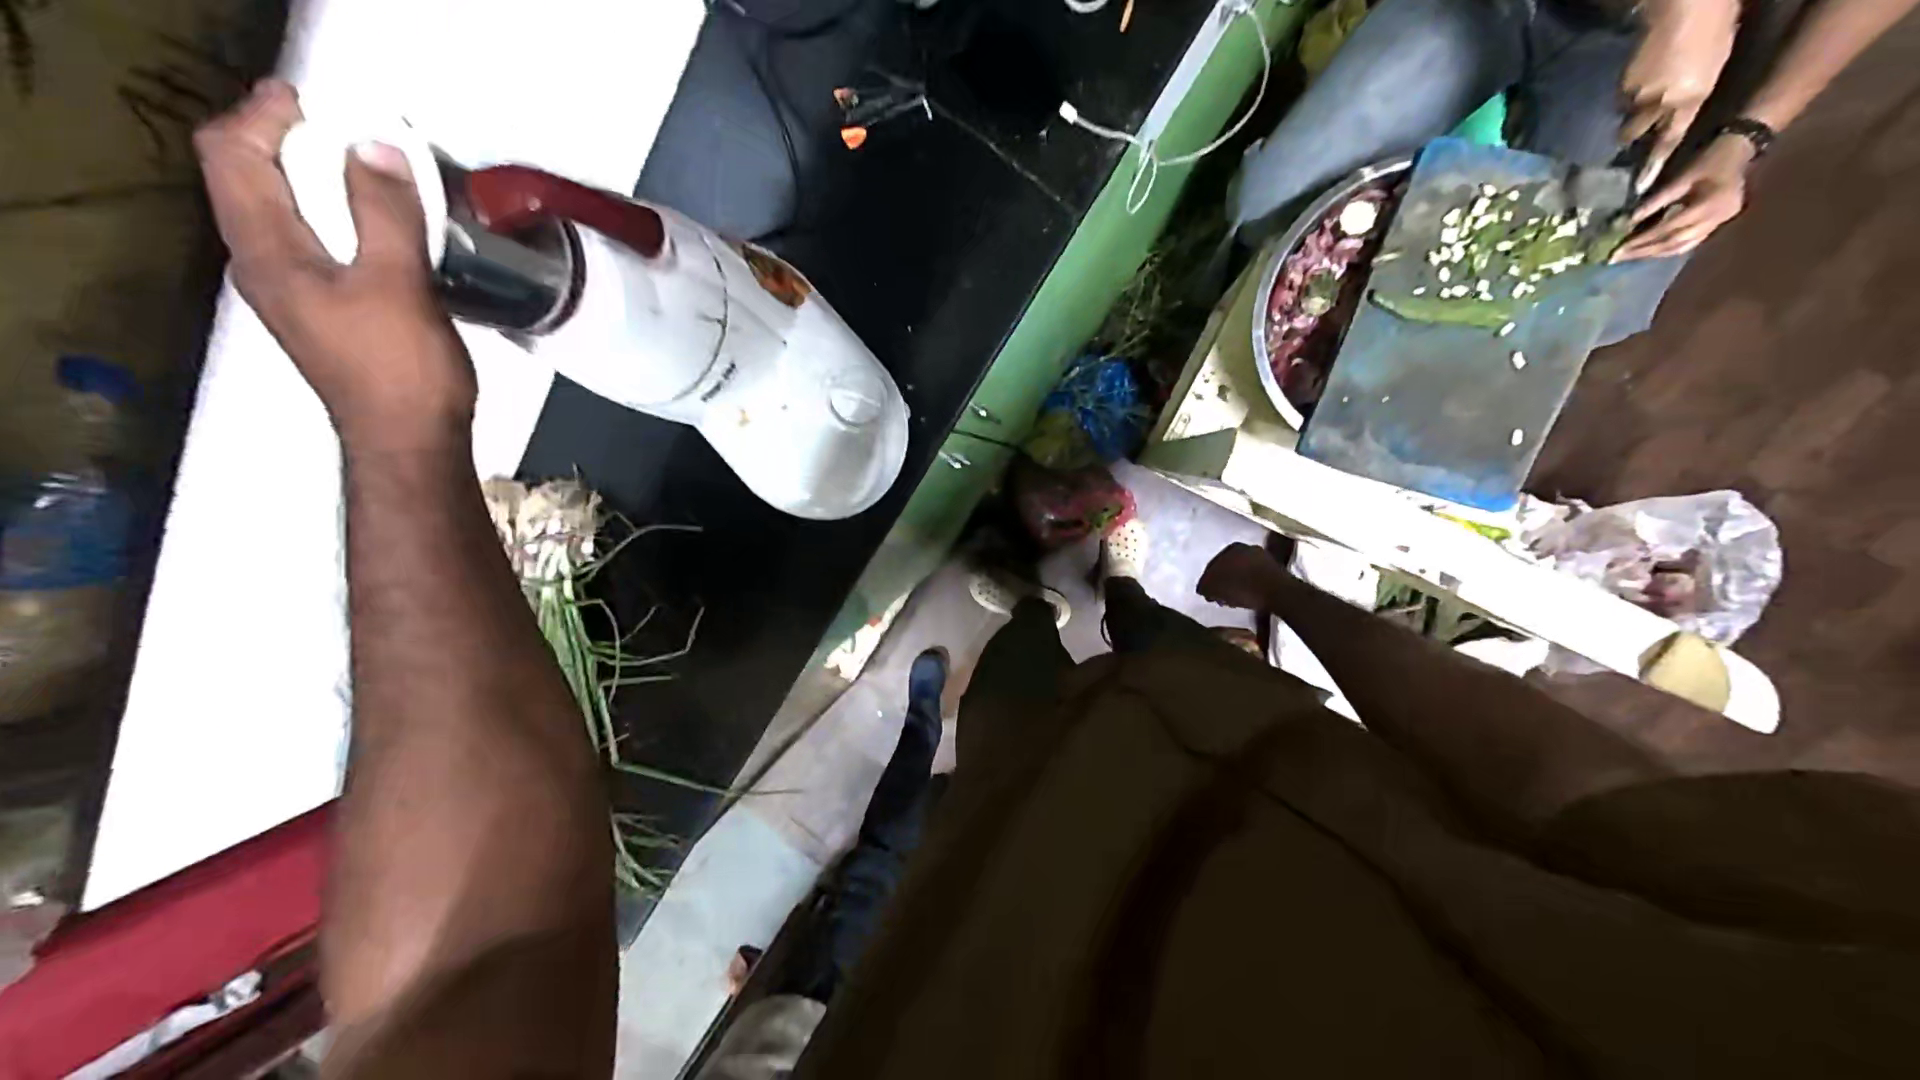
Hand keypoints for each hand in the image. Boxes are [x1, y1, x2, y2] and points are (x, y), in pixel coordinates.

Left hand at [195, 80, 475, 454]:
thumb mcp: (398, 286)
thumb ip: (385, 214)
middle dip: (278, 143)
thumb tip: (374, 148)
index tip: (306, 99)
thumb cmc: (401, 370)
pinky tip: (373, 231)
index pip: (235, 159)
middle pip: (247, 183)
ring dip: (306, 182)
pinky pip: (311, 248)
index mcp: (269, 254)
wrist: (410, 442)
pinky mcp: (327, 319)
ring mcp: (295, 298)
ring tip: (354, 169)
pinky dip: (332, 220)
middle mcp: (265, 270)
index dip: (261, 117)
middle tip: (328, 125)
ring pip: (279, 217)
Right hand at [1197, 543, 1288, 611]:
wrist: (1279, 593)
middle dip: (1222, 582)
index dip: (1208, 582)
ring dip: (1235, 584)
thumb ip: (1205, 586)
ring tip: (1232, 599)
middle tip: (1219, 598)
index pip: (1212, 566)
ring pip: (1241, 572)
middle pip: (1227, 568)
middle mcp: (1246, 548)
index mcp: (1230, 549)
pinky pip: (1254, 576)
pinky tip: (1246, 596)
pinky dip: (1248, 585)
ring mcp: (1261, 557)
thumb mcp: (1215, 589)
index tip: (1208, 594)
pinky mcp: (1273, 568)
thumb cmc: (1244, 589)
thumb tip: (1203, 588)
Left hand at [1613, 133, 1751, 260]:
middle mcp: (1718, 217)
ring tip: (1628, 257)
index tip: (1616, 249)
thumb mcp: (1681, 178)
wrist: (1741, 149)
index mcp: (1710, 204)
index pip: (1667, 229)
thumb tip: (1626, 223)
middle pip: (1674, 242)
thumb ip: (1655, 202)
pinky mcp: (1720, 222)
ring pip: (1682, 246)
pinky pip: (1691, 242)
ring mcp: (1722, 221)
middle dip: (1642, 251)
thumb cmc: (1709, 160)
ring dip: (1653, 253)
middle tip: (1616, 258)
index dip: (1640, 240)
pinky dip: (1668, 248)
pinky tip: (1649, 251)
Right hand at [1619, 0, 1738, 190]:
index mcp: (1689, 98)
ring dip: (1634, 106)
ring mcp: (1636, 93)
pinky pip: (1625, 94)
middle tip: (1633, 132)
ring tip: (1645, 90)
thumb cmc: (1716, 25)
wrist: (1689, 4)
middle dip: (1633, 133)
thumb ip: (1693, 92)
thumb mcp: (1716, 62)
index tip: (1638, 186)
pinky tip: (1643, 73)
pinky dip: (1632, 88)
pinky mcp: (1623, 81)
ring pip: (1629, 111)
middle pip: (1633, 132)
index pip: (1667, 140)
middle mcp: (1659, 102)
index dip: (1652, 164)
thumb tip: (1676, 108)